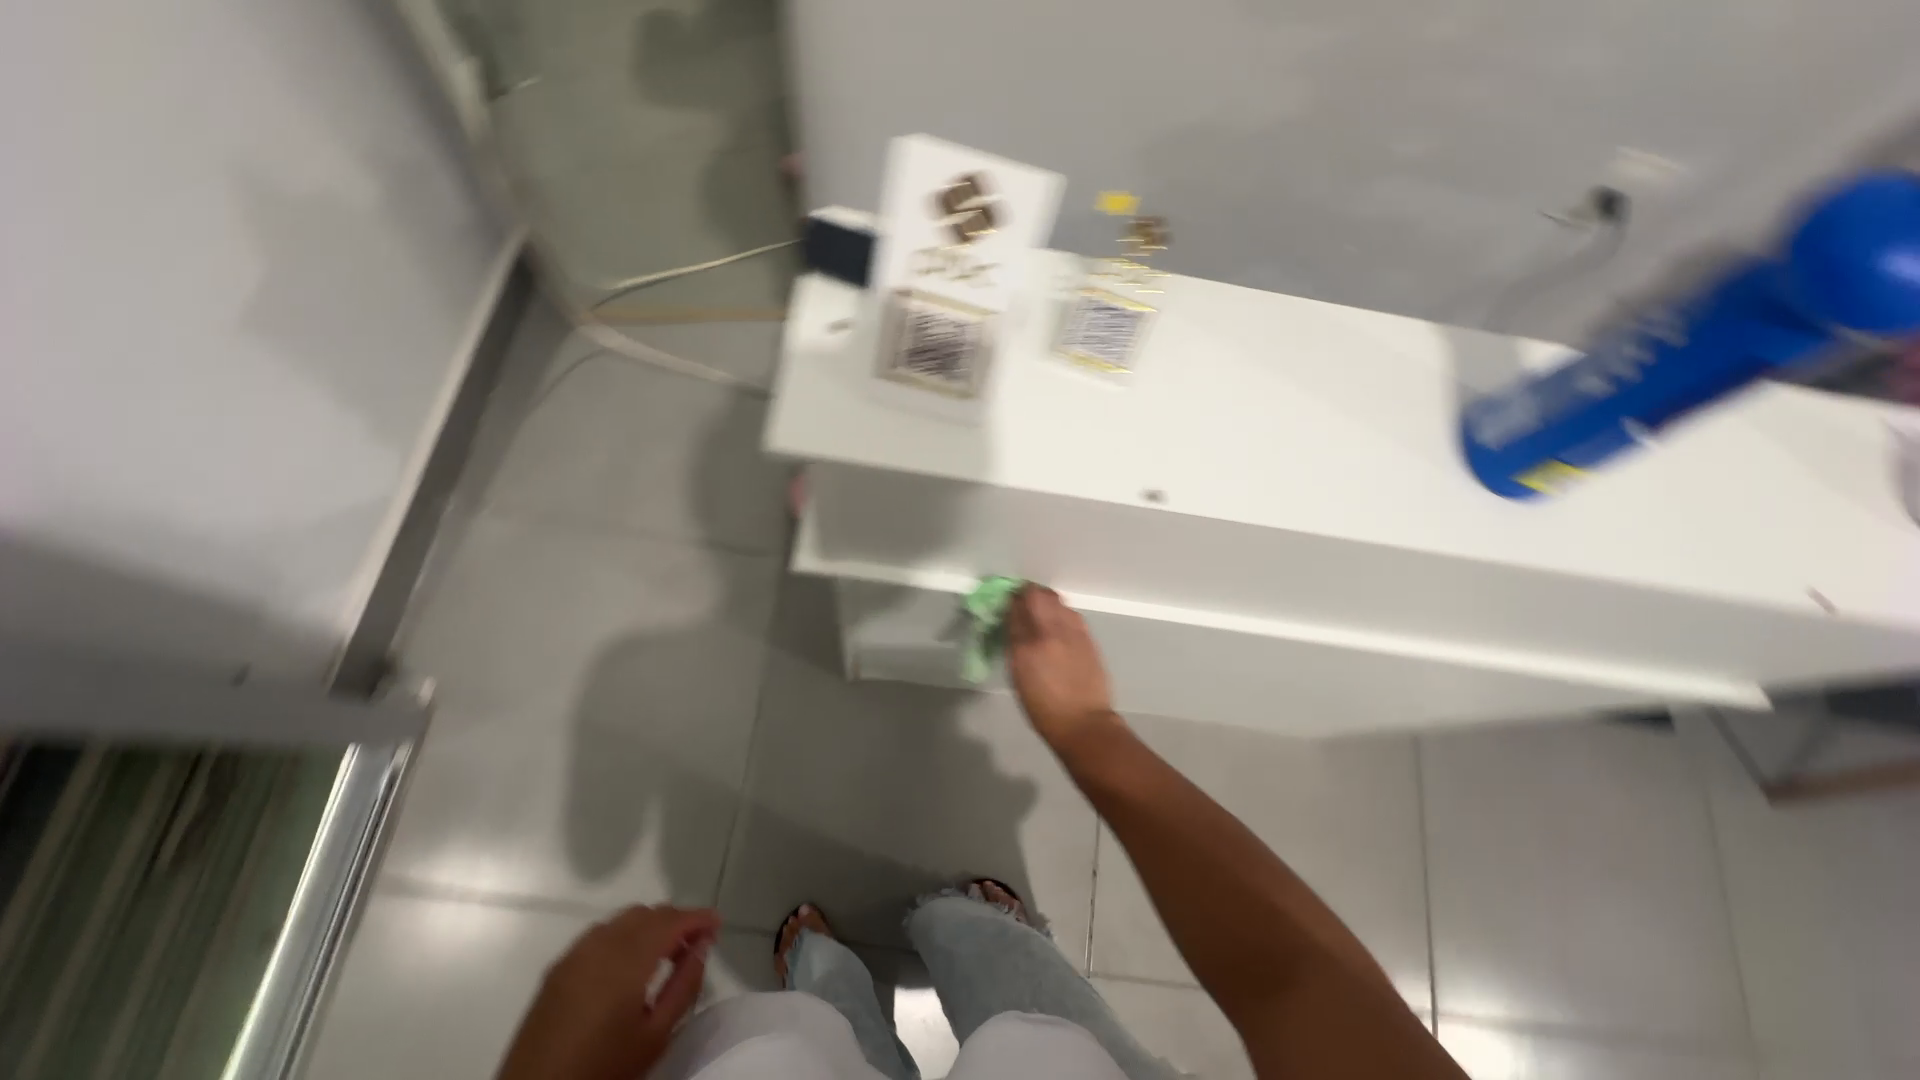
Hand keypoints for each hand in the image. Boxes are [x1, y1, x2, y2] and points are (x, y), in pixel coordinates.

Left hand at [496, 905, 719, 1079]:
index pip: (671, 921)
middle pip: (646, 913)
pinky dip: (623, 936)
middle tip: (694, 947)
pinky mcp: (556, 970)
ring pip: (622, 920)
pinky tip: (628, 967)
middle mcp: (599, 946)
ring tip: (664, 956)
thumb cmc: (602, 1072)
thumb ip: (684, 986)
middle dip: (675, 921)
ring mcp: (573, 956)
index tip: (718, 926)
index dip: (698, 918)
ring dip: (649, 926)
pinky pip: (599, 935)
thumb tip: (702, 947)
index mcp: (626, 960)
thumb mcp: (655, 1036)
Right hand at [1006, 585, 1118, 747]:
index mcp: (1024, 648)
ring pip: (1055, 599)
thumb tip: (1014, 626)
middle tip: (1022, 600)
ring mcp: (1071, 633)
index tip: (1006, 603)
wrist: (1083, 723)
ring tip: (1041, 609)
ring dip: (1045, 599)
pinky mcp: (1087, 636)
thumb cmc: (1043, 709)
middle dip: (1026, 593)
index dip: (1009, 603)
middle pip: (1035, 595)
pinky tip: (1058, 622)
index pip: (1013, 610)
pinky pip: (1070, 613)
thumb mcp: (1018, 677)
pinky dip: (1061, 611)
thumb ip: (1015, 646)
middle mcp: (1048, 633)